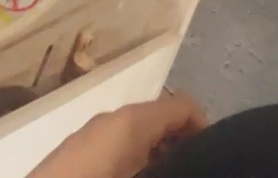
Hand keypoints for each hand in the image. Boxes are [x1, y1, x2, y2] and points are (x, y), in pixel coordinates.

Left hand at [27, 92, 207, 177]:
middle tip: (189, 170)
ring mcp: (84, 137)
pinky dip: (128, 163)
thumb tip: (188, 164)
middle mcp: (110, 119)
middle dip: (179, 144)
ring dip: (153, 156)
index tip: (210, 159)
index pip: (183, 106)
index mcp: (131, 121)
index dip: (204, 129)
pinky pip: (110, 150)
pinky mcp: (66, 158)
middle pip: (158, 119)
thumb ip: (166, 166)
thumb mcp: (141, 175)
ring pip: (133, 136)